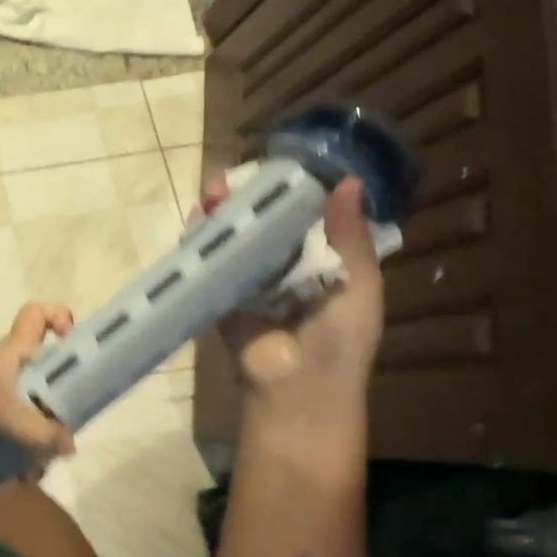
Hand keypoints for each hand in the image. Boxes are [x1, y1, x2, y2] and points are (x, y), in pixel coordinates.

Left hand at [0, 302, 76, 456]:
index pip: (36, 314)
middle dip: (58, 407)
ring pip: (31, 409)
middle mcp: (6, 367)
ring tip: (36, 468)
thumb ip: (40, 431)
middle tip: (62, 433)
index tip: (71, 340)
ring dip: (38, 439)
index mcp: (11, 352)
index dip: (58, 315)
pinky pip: (13, 429)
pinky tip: (19, 475)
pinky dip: (19, 449)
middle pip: (46, 375)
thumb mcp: (3, 414)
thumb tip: (70, 446)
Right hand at [194, 175, 383, 425]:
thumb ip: (350, 237)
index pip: (304, 220)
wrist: (295, 388)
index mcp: (323, 265)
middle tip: (236, 177)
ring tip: (213, 191)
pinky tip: (196, 219)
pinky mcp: (217, 294)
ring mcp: (247, 281)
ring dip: (222, 214)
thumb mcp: (359, 284)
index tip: (278, 168)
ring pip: (232, 239)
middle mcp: (283, 269)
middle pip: (262, 224)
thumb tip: (348, 181)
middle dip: (248, 200)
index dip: (289, 193)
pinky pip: (207, 263)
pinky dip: (199, 240)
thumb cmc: (339, 340)